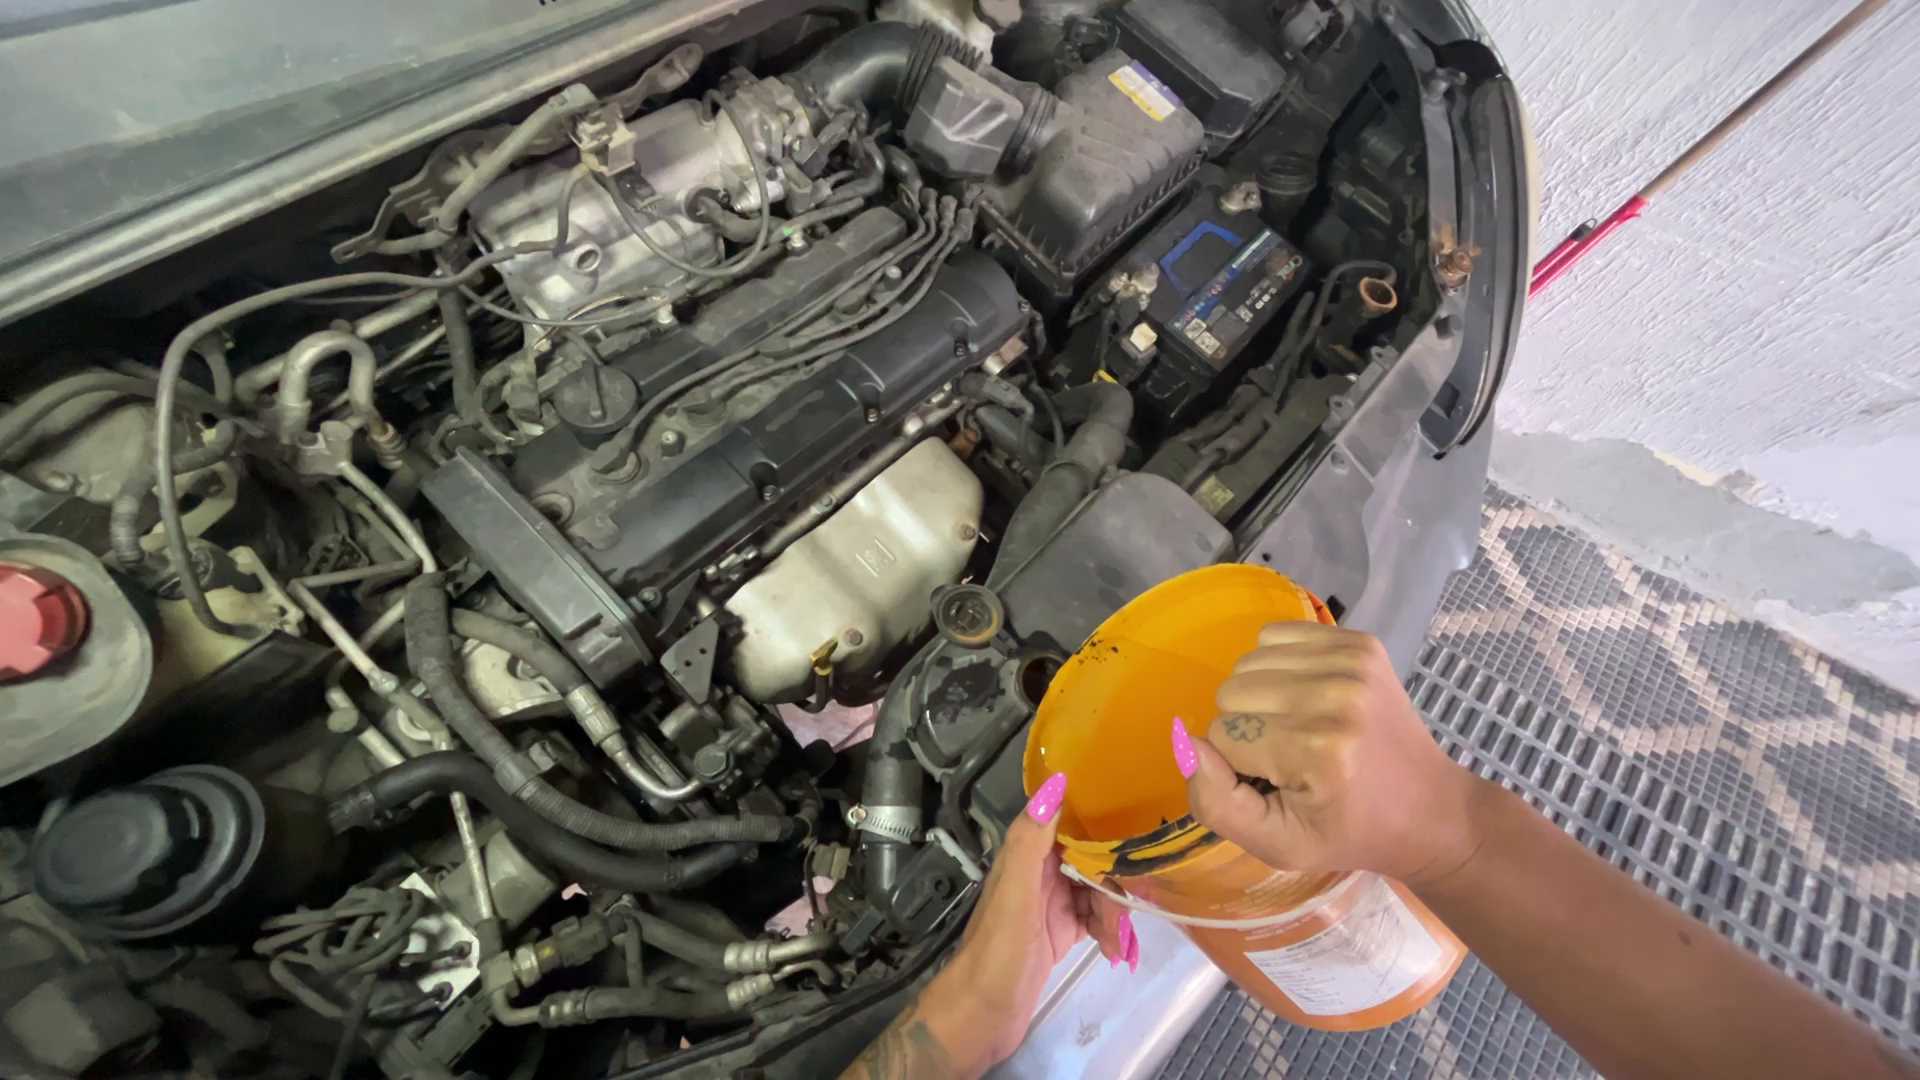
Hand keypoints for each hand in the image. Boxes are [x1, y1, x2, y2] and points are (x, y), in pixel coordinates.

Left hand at [854, 774, 1133, 1079]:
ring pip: (1094, 889)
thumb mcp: (1016, 891)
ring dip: (1112, 909)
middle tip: (1127, 908)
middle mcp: (1038, 874)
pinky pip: (1093, 919)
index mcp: (1025, 855)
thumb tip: (1056, 781)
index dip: (1097, 823)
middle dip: (1112, 878)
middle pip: (1087, 858)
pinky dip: (1107, 930)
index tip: (1131, 830)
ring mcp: (1050, 905)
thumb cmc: (997, 951)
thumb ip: (1033, 838)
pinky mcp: (1059, 933)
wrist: (981, 1017)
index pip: (1066, 822)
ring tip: (1116, 939)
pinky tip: (1113, 949)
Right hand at [1171, 622, 1484, 886]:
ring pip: (1247, 663)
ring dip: (1259, 695)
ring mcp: (1350, 662)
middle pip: (1230, 692)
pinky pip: (1273, 636)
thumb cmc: (1348, 832)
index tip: (1278, 783)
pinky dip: (1276, 665)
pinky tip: (1304, 695)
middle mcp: (1333, 695)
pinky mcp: (1358, 642)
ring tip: (1296, 724)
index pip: (1222, 737)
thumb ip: (1217, 803)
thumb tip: (1188, 742)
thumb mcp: (1278, 845)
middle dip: (1244, 726)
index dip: (1237, 765)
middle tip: (1286, 755)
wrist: (1430, 810)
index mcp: (1316, 750)